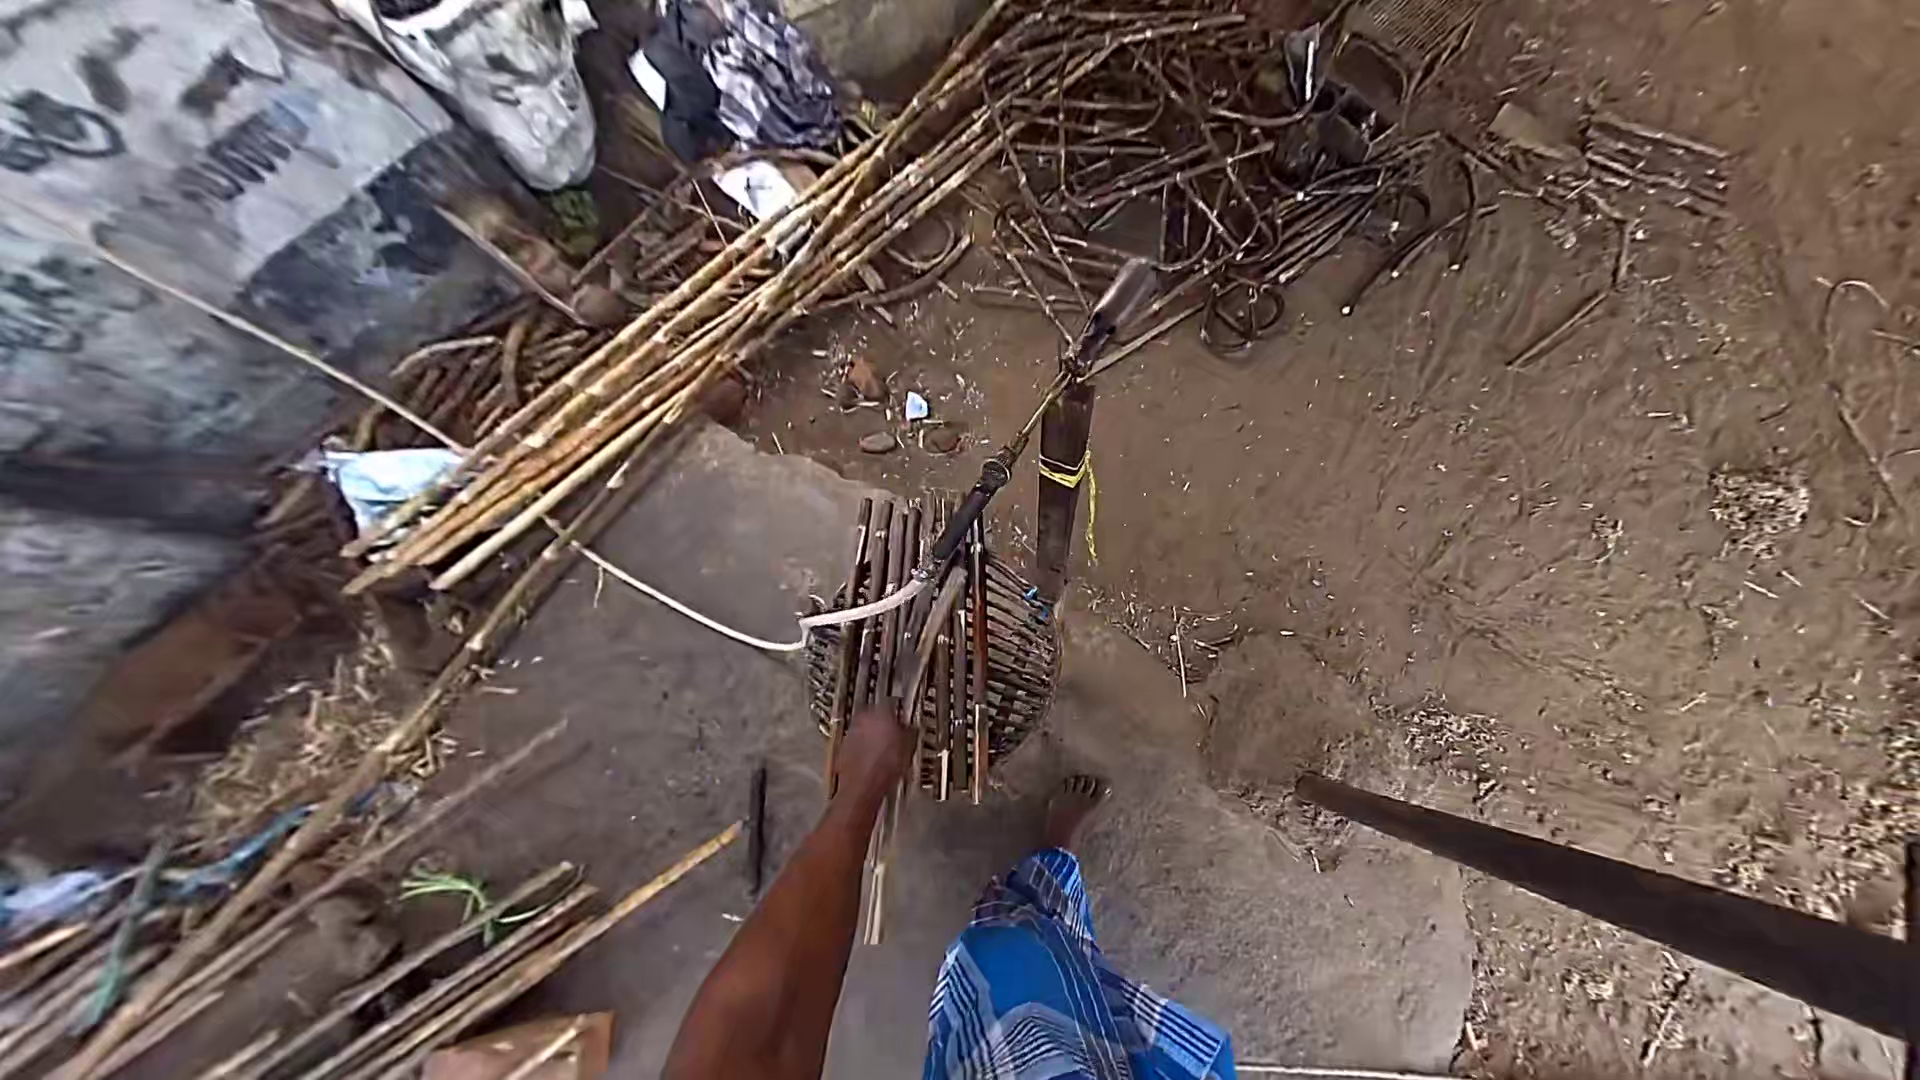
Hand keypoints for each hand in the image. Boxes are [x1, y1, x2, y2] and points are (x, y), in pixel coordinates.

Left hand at [836, 705, 909, 807]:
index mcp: (881, 712)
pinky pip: (856, 742)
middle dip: (885, 722)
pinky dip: (863, 747)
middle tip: (896, 732)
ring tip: (885, 748)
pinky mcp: (843, 748)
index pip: (892, 703)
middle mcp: (863, 719)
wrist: (863, 788)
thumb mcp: (908, 746)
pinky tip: (873, 759)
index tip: (904, 717)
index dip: (900, 710)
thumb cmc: (885, 768)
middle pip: (876, 714)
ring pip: (865, 728)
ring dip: (873, 734)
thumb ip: (909, 730)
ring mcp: (851, 733)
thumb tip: (910, 728)